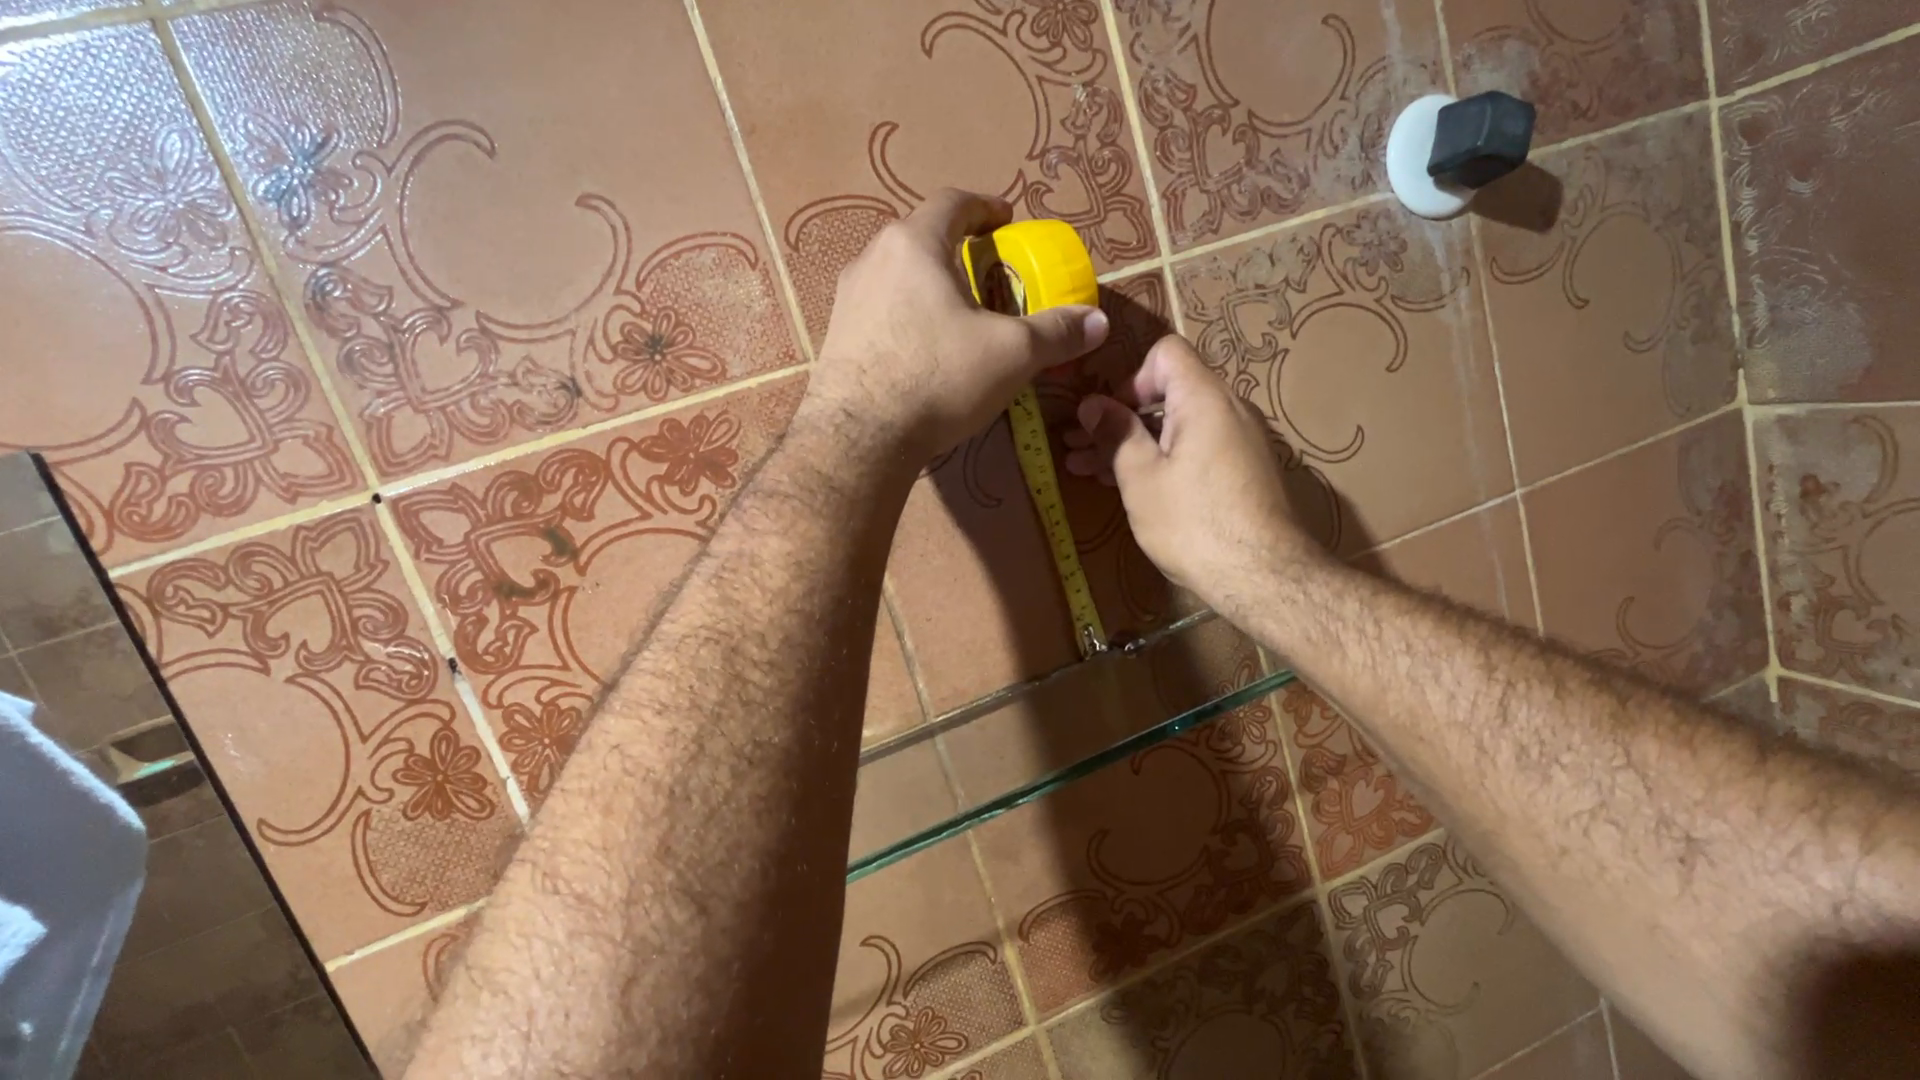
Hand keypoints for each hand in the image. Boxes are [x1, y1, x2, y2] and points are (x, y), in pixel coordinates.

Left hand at [802, 188, 1108, 461]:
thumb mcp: (1011, 354)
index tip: (1005, 223)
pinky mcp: (835, 337)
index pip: (952, 203)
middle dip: (958, 250)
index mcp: (914, 245)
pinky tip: (923, 351)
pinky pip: (880, 311)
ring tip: (957, 315)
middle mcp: (872, 260)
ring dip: (930, 285)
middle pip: (921, 239)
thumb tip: (1097, 322)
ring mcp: (847, 299)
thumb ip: (1056, 332)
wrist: (859, 437)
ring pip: (897, 277)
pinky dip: (907, 316)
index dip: (985, 208)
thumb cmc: (938, 378)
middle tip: (987, 275)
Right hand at [1064, 335, 1327, 611]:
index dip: (1130, 378)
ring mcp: (1238, 442)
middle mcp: (1228, 410)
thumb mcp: (1141, 478)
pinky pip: (1193, 449)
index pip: (1166, 354)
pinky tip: (1128, 486)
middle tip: (1076, 445)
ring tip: (1086, 469)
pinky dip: (1160, 460)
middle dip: (1119, 417)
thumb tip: (1092, 405)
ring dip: (1133, 443)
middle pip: (1168, 393)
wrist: (1263, 576)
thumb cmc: (1194, 524)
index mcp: (1204, 399)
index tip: (1107, 417)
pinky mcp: (1240, 472)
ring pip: (1177, 427)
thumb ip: (1116, 435)